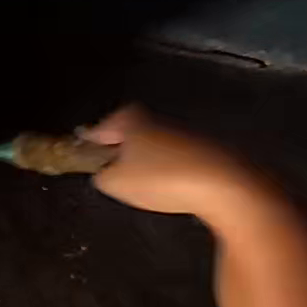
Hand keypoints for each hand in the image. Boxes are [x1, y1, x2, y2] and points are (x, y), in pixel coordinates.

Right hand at [81, 106, 267, 218]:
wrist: (224, 187)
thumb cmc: (161, 178)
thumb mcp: (115, 182)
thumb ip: (101, 175)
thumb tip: (103, 172)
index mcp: (130, 120)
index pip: (100, 127)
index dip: (89, 141)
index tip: (82, 152)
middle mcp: (156, 119)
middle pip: (128, 133)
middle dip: (117, 149)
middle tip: (107, 168)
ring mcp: (183, 133)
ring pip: (152, 146)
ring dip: (143, 161)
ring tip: (136, 183)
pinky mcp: (205, 151)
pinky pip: (173, 159)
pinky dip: (166, 170)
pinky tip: (166, 187)